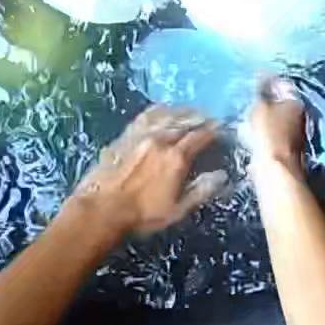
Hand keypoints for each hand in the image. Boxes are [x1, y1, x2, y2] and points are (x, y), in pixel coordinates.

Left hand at [72, 106, 228, 235]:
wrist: (102, 209)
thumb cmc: (143, 215)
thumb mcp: (178, 210)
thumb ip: (201, 190)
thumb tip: (222, 175)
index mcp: (176, 157)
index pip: (201, 137)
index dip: (214, 132)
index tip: (222, 129)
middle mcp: (160, 140)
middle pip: (185, 122)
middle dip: (201, 119)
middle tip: (212, 117)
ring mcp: (141, 135)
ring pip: (166, 116)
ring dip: (183, 112)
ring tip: (192, 111)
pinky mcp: (126, 135)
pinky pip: (146, 116)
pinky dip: (159, 111)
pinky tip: (163, 110)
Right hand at [244, 76, 307, 172]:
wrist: (274, 169)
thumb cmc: (268, 133)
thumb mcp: (259, 106)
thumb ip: (259, 91)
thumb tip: (260, 76)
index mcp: (294, 103)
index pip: (282, 84)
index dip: (268, 79)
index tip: (254, 77)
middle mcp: (298, 117)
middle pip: (280, 102)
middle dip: (265, 98)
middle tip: (247, 95)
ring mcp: (292, 135)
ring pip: (274, 119)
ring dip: (261, 116)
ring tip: (244, 114)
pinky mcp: (284, 150)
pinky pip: (269, 135)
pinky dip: (260, 132)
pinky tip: (247, 134)